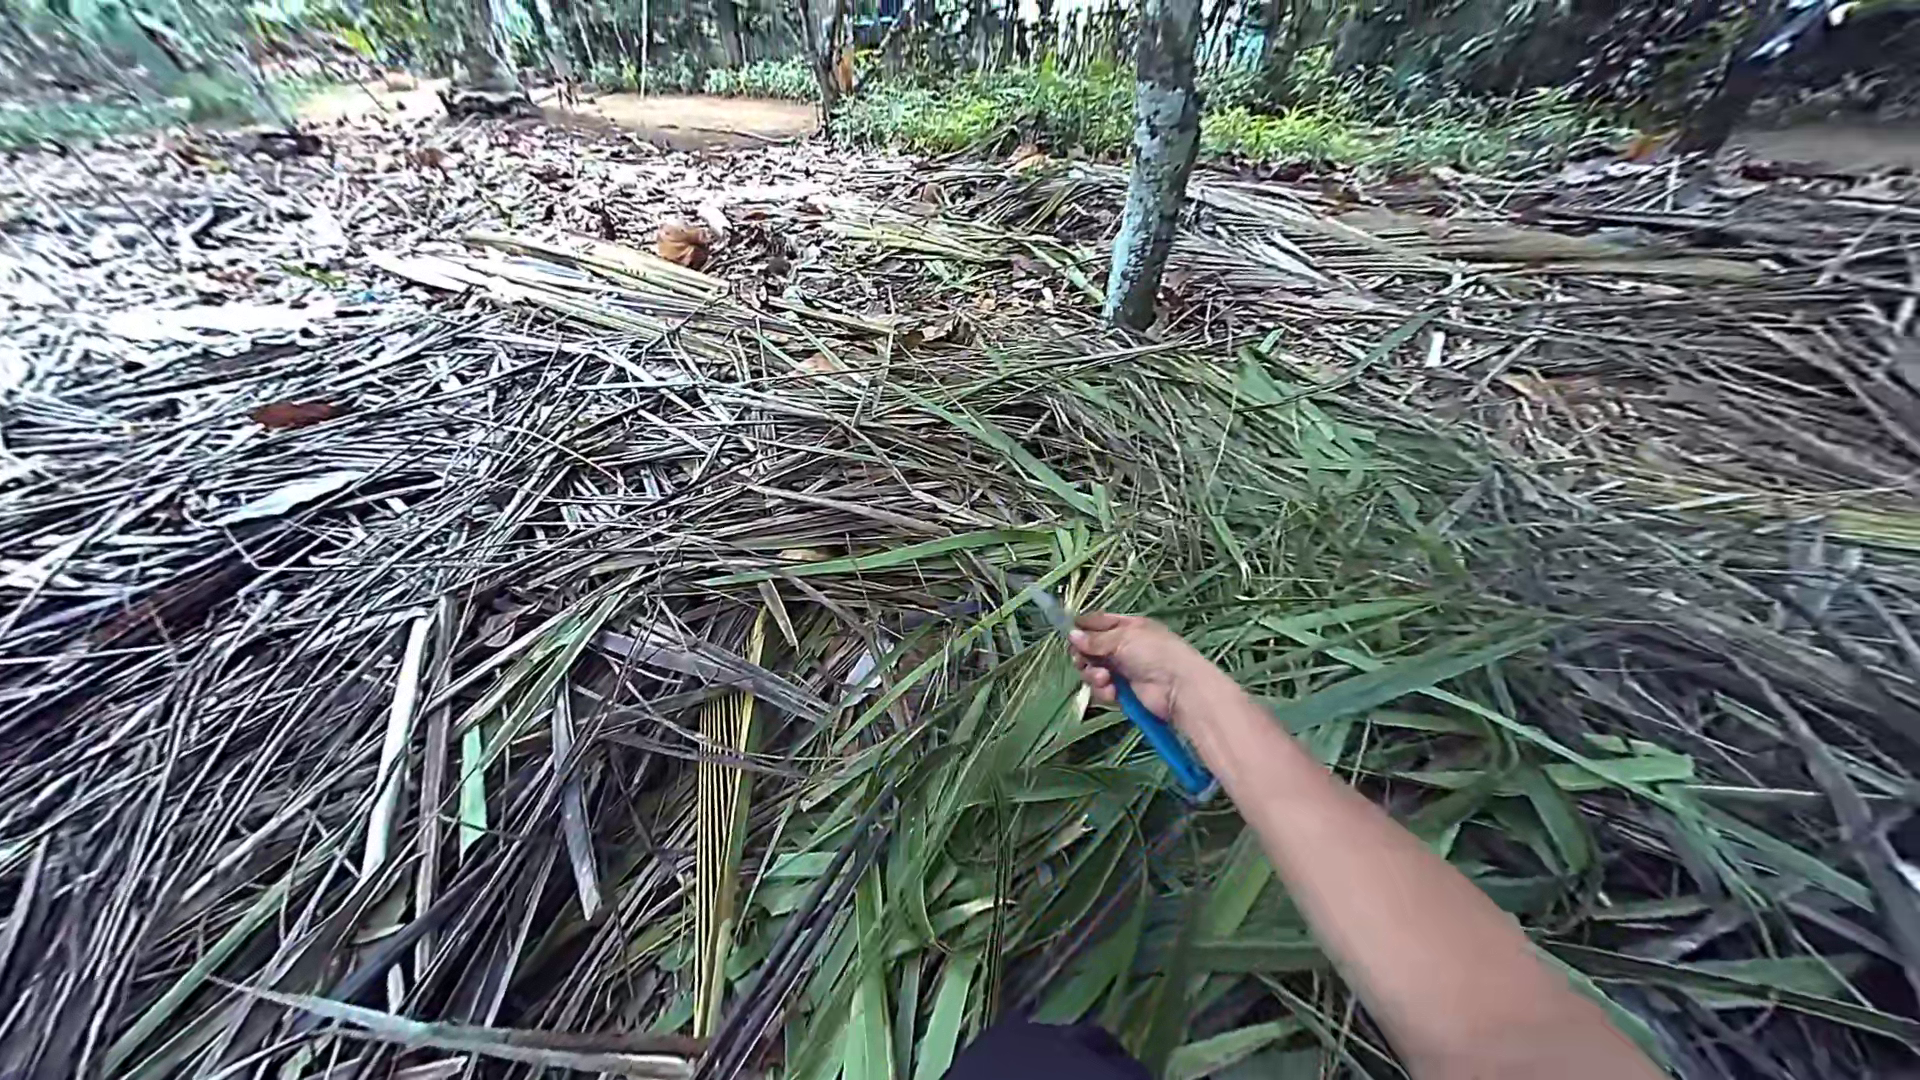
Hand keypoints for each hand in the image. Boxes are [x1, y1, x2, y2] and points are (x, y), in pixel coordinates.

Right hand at [1067, 612, 1224, 728]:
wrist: (1178, 688)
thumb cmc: (1154, 653)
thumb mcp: (1123, 638)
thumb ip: (1095, 639)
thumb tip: (1071, 635)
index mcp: (1127, 627)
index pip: (1097, 623)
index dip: (1082, 628)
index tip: (1069, 635)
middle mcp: (1123, 647)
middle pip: (1090, 649)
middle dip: (1084, 655)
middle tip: (1084, 660)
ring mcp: (1122, 670)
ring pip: (1093, 670)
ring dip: (1093, 675)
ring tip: (1105, 679)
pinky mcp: (1122, 692)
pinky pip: (1102, 689)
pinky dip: (1104, 691)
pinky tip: (1113, 691)